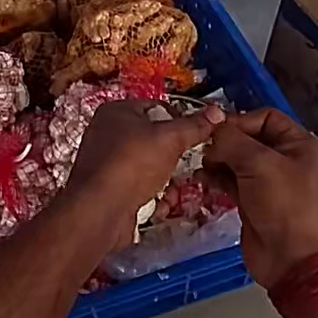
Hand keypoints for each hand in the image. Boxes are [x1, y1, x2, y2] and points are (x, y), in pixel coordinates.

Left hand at [63, 99, 223, 248]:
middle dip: (174, 158)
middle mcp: (107, 135)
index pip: (156, 107)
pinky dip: (152, 198)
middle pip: (153, 142)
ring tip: (173, 191)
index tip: (198, 134)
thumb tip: (216, 113)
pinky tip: (160, 205)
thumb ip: (194, 126)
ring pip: (149, 169)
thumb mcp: (170, 139)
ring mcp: (107, 165)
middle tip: (188, 166)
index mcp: (116, 112)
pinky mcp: (110, 192)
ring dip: (166, 183)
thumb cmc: (132, 164)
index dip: (179, 120)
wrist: (101, 211)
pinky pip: (139, 189)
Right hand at [204, 108, 317, 288]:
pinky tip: (203, 180)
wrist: (292, 261)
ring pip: (238, 161)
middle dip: (225, 143)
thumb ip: (232, 142)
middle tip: (205, 151)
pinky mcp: (255, 202)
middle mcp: (287, 160)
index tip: (215, 131)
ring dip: (218, 161)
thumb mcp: (260, 164)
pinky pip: (233, 182)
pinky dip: (218, 178)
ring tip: (203, 167)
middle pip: (249, 139)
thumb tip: (213, 135)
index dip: (240, 121)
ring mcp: (270, 183)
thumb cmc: (285, 207)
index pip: (266, 118)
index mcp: (300, 145)